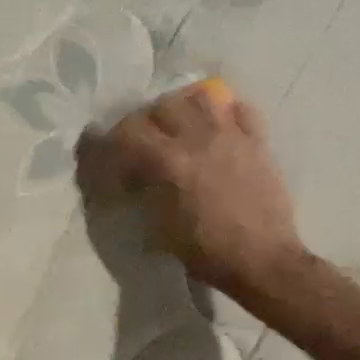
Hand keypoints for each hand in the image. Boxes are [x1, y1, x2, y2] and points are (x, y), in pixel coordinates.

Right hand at [80, 78, 302, 291]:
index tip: (97, 146)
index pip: (126, 134)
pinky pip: (242, 110)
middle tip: (141, 140)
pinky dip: (226, 113)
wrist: (262, 261)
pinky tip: (219, 128)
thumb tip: (130, 178)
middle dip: (145, 120)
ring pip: (202, 98)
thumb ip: (142, 193)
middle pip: (161, 106)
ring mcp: (231, 137)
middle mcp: (197, 140)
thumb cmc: (206, 251)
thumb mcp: (158, 227)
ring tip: (180, 125)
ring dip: (184, 108)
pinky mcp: (258, 143)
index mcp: (168, 162)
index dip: (105, 139)